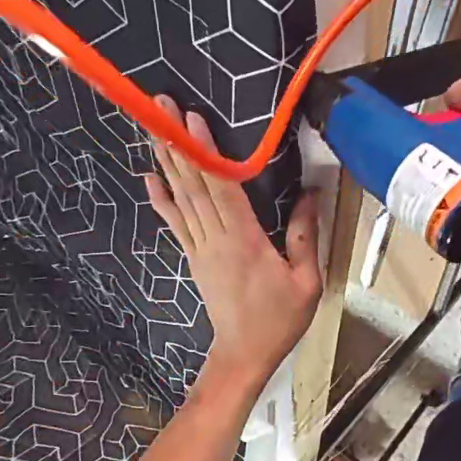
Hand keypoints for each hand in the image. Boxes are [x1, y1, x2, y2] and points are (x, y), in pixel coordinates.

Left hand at [144, 95, 320, 379]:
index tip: (193, 119)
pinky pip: (174, 222)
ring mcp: (200, 248)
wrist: (244, 353)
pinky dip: (161, 199)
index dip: (206, 151)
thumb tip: (311, 194)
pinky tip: (150, 177)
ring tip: (152, 128)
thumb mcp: (306, 280)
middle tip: (161, 106)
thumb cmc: (279, 319)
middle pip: (193, 184)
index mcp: (245, 241)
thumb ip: (305, 236)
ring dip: (166, 161)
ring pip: (180, 198)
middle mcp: (216, 239)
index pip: (221, 187)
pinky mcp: (194, 257)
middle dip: (178, 142)